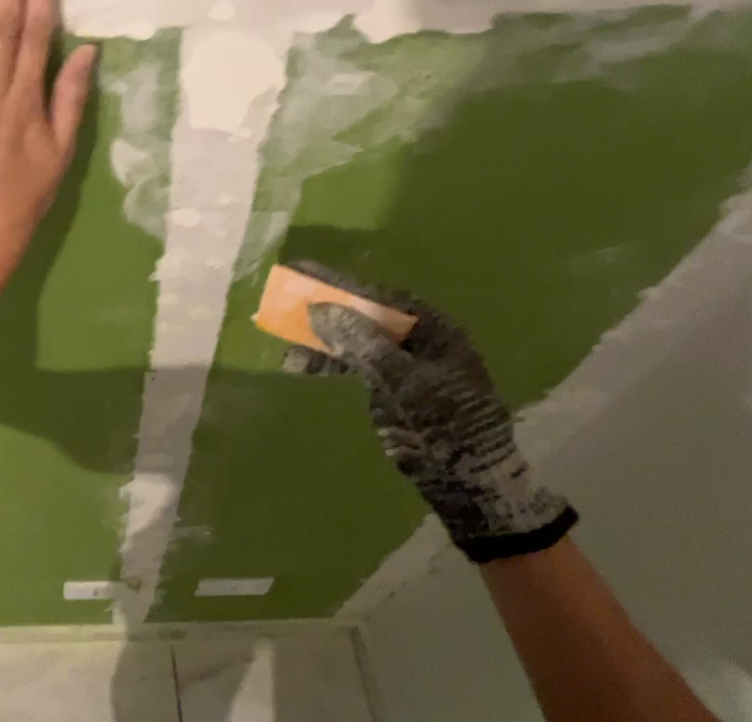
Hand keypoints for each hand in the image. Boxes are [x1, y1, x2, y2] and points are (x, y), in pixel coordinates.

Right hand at [281, 261, 577, 562]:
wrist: (467, 481)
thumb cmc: (447, 424)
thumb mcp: (405, 380)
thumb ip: (362, 342)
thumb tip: (320, 308)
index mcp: (432, 329)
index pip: (379, 296)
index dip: (340, 284)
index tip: (303, 271)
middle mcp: (415, 340)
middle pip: (362, 314)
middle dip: (324, 309)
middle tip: (284, 299)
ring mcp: (400, 365)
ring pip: (352, 340)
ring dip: (319, 340)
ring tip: (284, 343)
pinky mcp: (387, 389)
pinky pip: (351, 364)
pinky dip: (326, 362)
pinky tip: (299, 365)